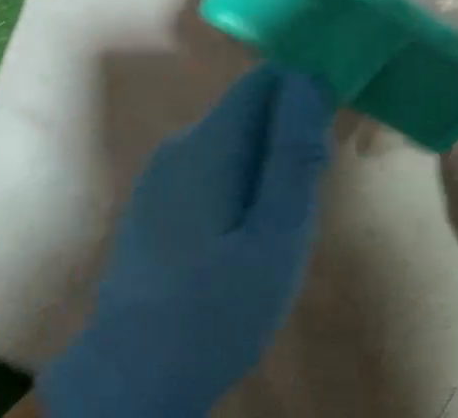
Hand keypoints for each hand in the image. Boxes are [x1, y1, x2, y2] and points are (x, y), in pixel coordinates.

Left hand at [38, 67, 334, 415]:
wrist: (132, 378)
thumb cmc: (215, 310)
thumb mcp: (275, 237)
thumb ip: (293, 157)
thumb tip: (308, 81)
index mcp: (209, 143)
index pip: (265, 80)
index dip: (304, 94)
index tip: (326, 144)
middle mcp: (180, 144)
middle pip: (250, 110)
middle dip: (288, 140)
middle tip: (304, 205)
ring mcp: (161, 174)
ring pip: (233, 143)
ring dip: (266, 169)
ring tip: (276, 232)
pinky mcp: (156, 203)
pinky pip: (212, 171)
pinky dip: (241, 188)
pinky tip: (242, 243)